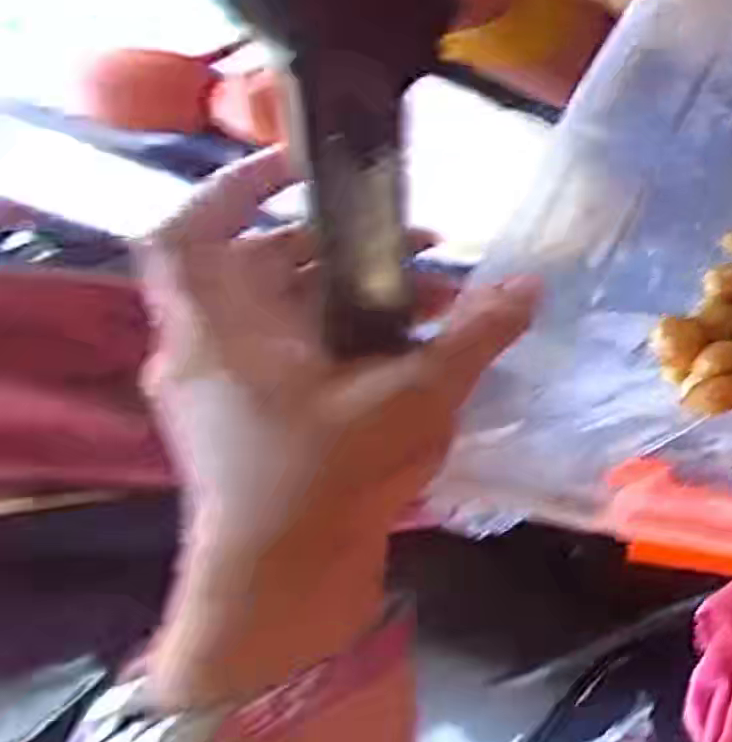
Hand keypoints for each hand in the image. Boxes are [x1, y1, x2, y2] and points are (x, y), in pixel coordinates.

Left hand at [137, 147, 536, 703]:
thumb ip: (479, 333)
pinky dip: (351, 329)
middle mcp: (210, 350)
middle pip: (257, 266)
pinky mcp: (253, 412)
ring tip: (437, 303)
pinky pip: (297, 345)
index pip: (192, 236)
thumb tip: (530, 285)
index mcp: (226, 335)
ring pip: (285, 308)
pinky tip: (413, 347)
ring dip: (358, 292)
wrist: (286, 576)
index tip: (305, 165)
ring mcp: (227, 384)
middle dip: (342, 247)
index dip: (236, 186)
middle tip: (419, 247)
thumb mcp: (423, 393)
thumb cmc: (335, 474)